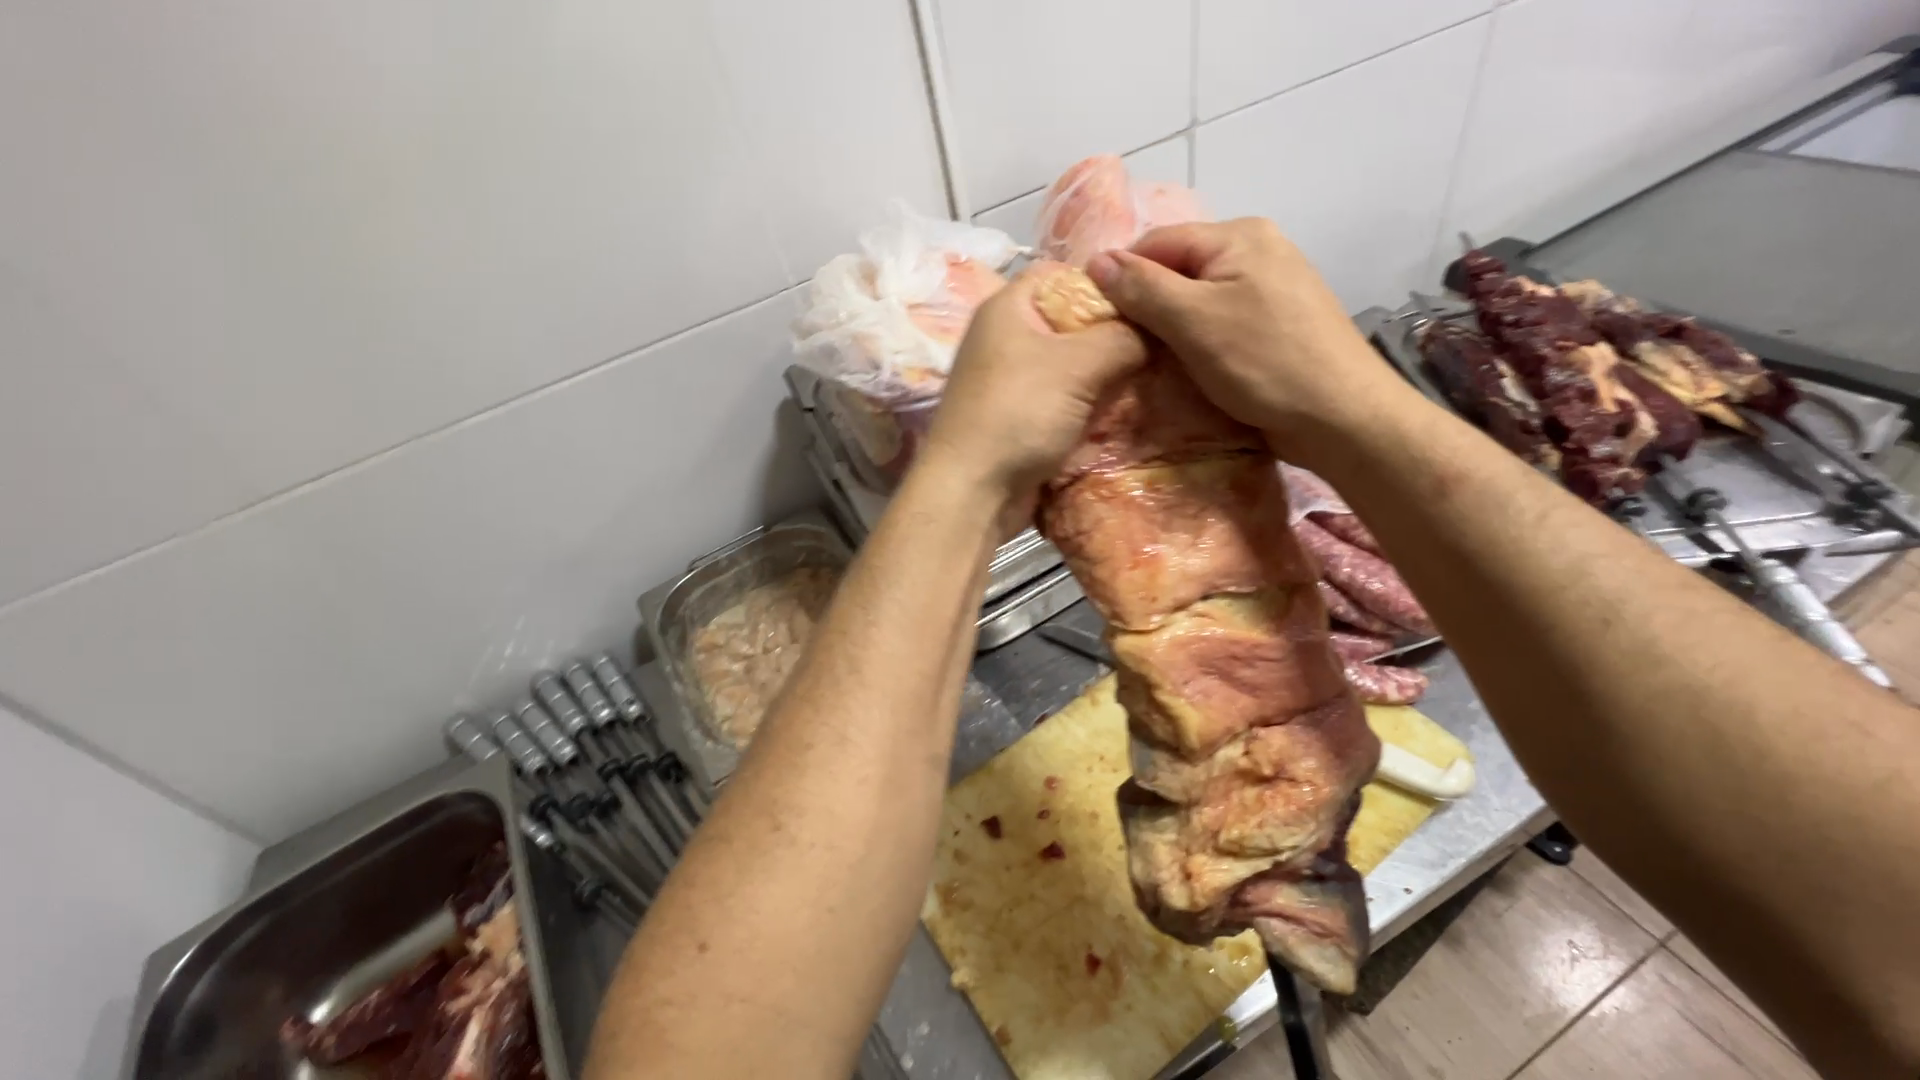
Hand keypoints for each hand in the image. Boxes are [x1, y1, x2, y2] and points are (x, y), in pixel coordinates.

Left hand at [920, 263, 1148, 526]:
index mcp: (1008, 307)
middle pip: (1073, 321)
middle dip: (1117, 332)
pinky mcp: (1021, 418)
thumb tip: (1161, 327)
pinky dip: (1093, 404)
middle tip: (1166, 344)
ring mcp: (1012, 381)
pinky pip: (1066, 400)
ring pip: (1073, 364)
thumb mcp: (1078, 365)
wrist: (973, 494)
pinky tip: (1128, 410)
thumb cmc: (1018, 415)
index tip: (1153, 302)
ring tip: (1158, 377)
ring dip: (1109, 373)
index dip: (1108, 283)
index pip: (1065, 274)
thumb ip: (1125, 336)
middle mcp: (1006, 338)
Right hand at [1086, 219, 1415, 457]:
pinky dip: (1198, 342)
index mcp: (1237, 236)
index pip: (1155, 243)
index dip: (1121, 278)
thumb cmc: (1264, 363)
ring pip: (1197, 300)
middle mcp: (1257, 250)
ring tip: (1150, 363)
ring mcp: (1270, 287)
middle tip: (1121, 348)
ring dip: (1170, 329)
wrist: (1341, 418)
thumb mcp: (1193, 322)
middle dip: (1147, 306)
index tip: (1098, 322)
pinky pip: (1220, 322)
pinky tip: (1188, 370)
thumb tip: (1095, 262)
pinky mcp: (1276, 324)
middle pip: (1177, 269)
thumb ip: (1142, 288)